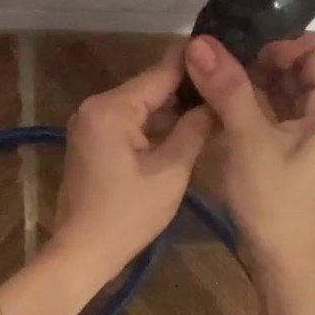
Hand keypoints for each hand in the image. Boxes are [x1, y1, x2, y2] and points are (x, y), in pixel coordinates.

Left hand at [50, 43, 215, 272]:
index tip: (233, 61)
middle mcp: (95, 107)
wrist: (82, 253)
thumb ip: (195, 128)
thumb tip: (217, 99)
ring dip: (172, 113)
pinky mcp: (91, 145)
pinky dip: (153, 130)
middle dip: (187, 92)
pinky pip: (128, 126)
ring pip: (141, 108)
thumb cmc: (126, 216)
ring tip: (214, 112)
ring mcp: (89, 126)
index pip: (163, 71)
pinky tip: (184, 135)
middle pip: (151, 88)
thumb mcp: (170, 171)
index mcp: (111, 108)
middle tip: (228, 92)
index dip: (200, 66)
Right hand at [183, 33, 314, 282]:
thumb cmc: (274, 203)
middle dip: (261, 63)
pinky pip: (285, 116)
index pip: (314, 46)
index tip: (233, 54)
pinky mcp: (306, 152)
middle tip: (218, 67)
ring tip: (216, 87)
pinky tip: (227, 111)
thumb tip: (200, 42)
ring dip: (256, 86)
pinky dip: (259, 109)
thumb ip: (228, 88)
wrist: (284, 263)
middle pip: (303, 67)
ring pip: (291, 91)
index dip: (273, 43)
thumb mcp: (248, 141)